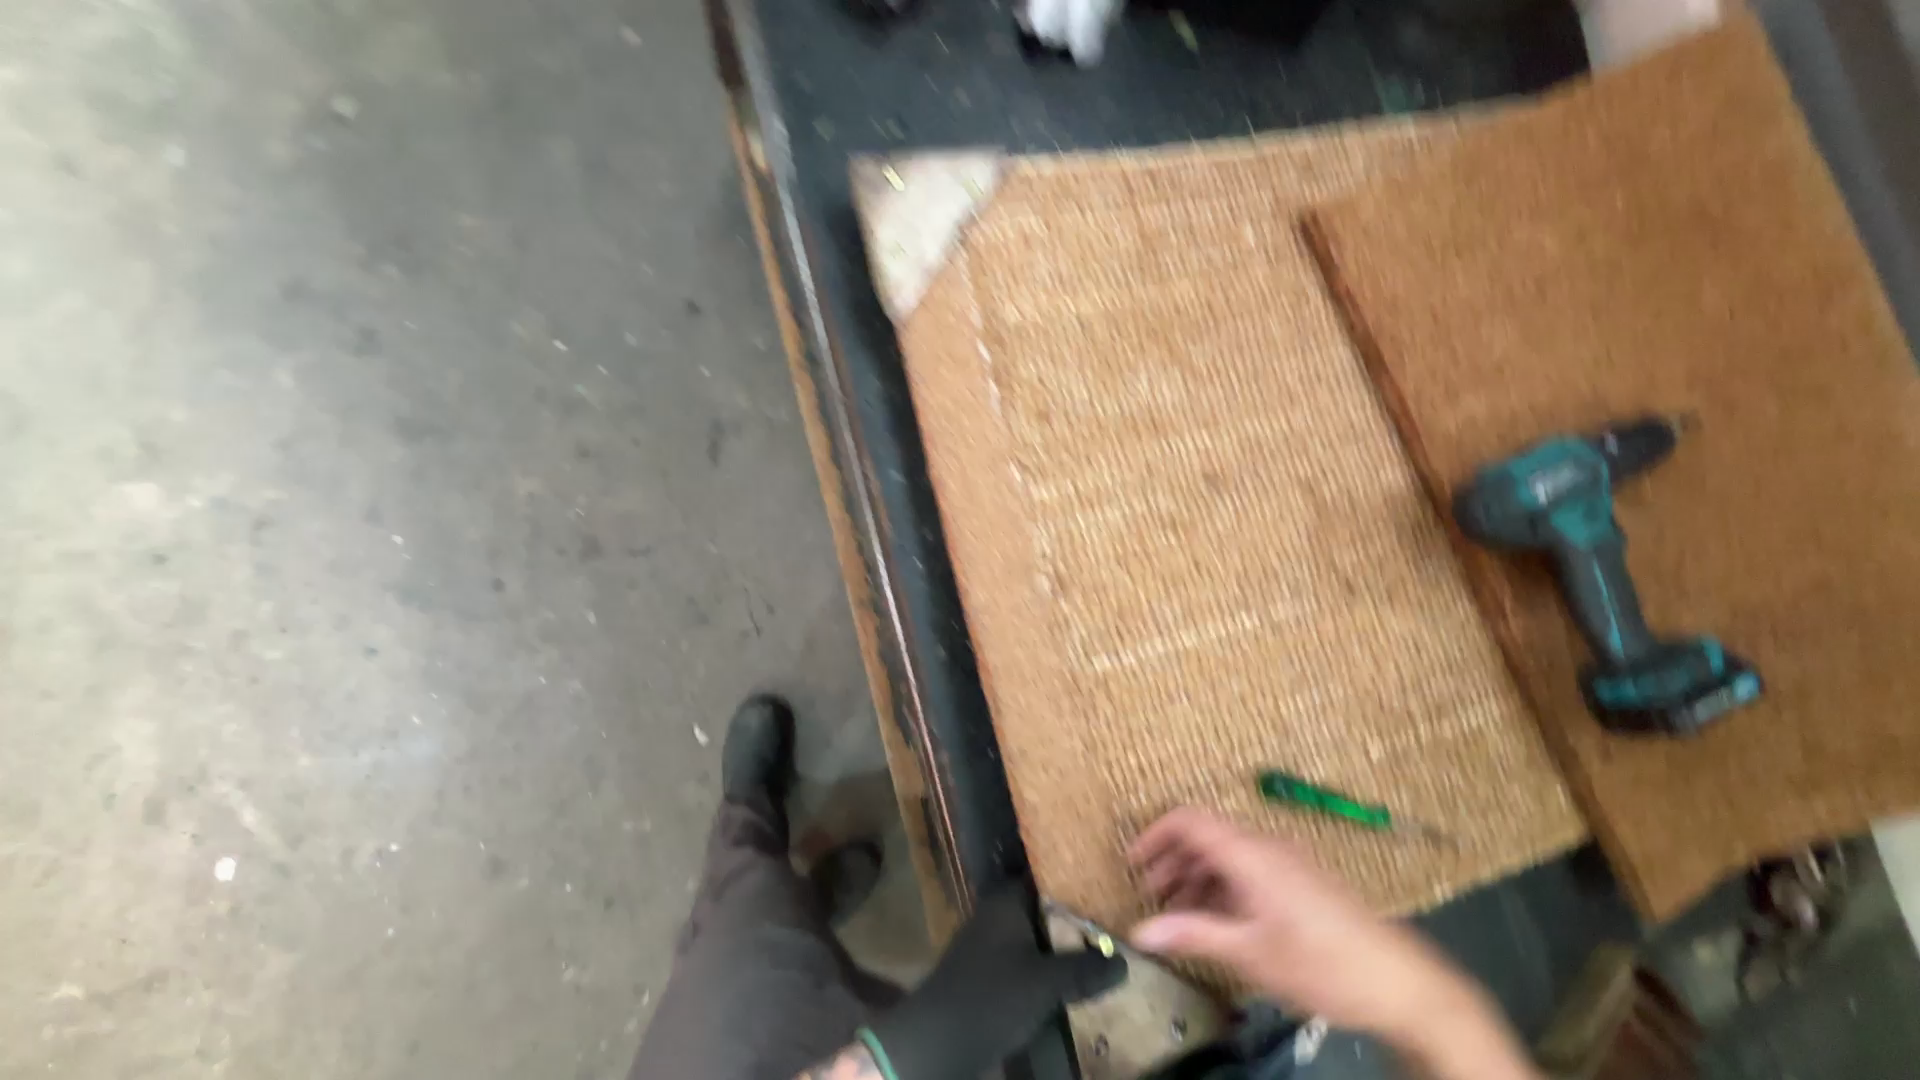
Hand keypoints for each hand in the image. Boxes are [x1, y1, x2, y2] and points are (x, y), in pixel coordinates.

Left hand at [864, 882, 1126, 1079]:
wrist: (939, 1041)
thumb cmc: (992, 996)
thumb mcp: (1045, 982)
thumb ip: (1084, 968)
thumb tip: (1123, 962)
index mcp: (1006, 902)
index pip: (1044, 875)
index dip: (1075, 875)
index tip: (1109, 878)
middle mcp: (997, 916)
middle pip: (1043, 906)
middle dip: (1075, 912)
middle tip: (1116, 915)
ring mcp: (991, 945)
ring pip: (1035, 935)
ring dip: (1062, 943)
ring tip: (1105, 946)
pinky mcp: (989, 974)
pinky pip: (1026, 960)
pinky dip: (1047, 966)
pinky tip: (1073, 978)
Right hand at [1127, 808, 1477, 1041]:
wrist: (1402, 984)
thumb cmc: (1325, 964)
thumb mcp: (1251, 953)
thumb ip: (1193, 934)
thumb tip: (1141, 931)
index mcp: (1252, 854)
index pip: (1190, 819)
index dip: (1155, 833)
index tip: (1133, 861)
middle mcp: (1268, 847)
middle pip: (1206, 836)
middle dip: (1172, 860)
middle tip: (1150, 894)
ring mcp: (1288, 862)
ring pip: (1227, 854)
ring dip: (1196, 876)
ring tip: (1179, 913)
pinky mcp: (1301, 880)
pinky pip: (1249, 869)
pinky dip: (1223, 886)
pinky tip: (1218, 920)